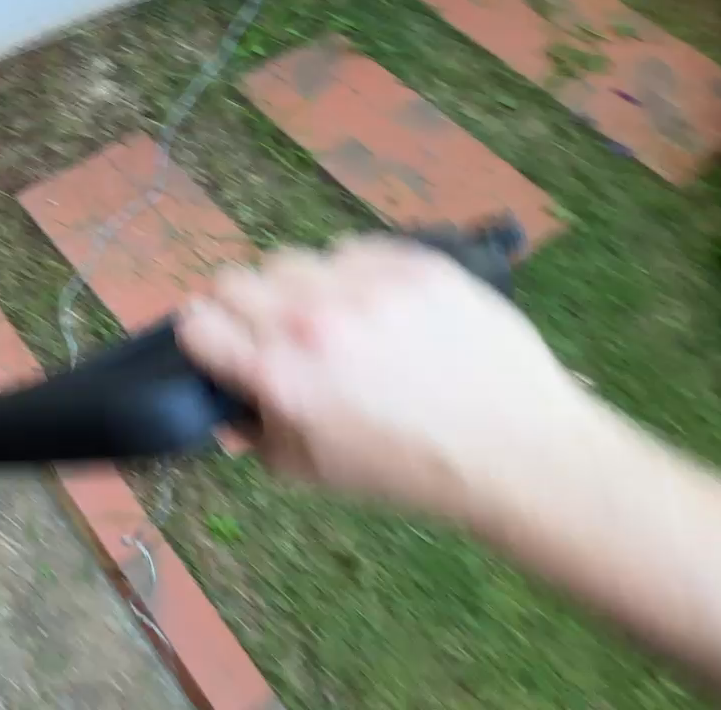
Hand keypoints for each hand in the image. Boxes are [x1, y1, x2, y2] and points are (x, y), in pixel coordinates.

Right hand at [177, 236, 599, 524]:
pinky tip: (376, 305)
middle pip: (230, 281)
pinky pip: (349, 250)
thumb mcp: (305, 470)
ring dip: (296, 287)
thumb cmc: (404, 469)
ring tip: (332, 314)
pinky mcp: (411, 268)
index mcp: (277, 374)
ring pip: (287, 261)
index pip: (195, 323)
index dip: (204, 335)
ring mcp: (362, 290)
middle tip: (274, 330)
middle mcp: (308, 324)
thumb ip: (248, 431)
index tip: (225, 345)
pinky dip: (351, 274)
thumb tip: (219, 402)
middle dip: (242, 307)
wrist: (526, 455)